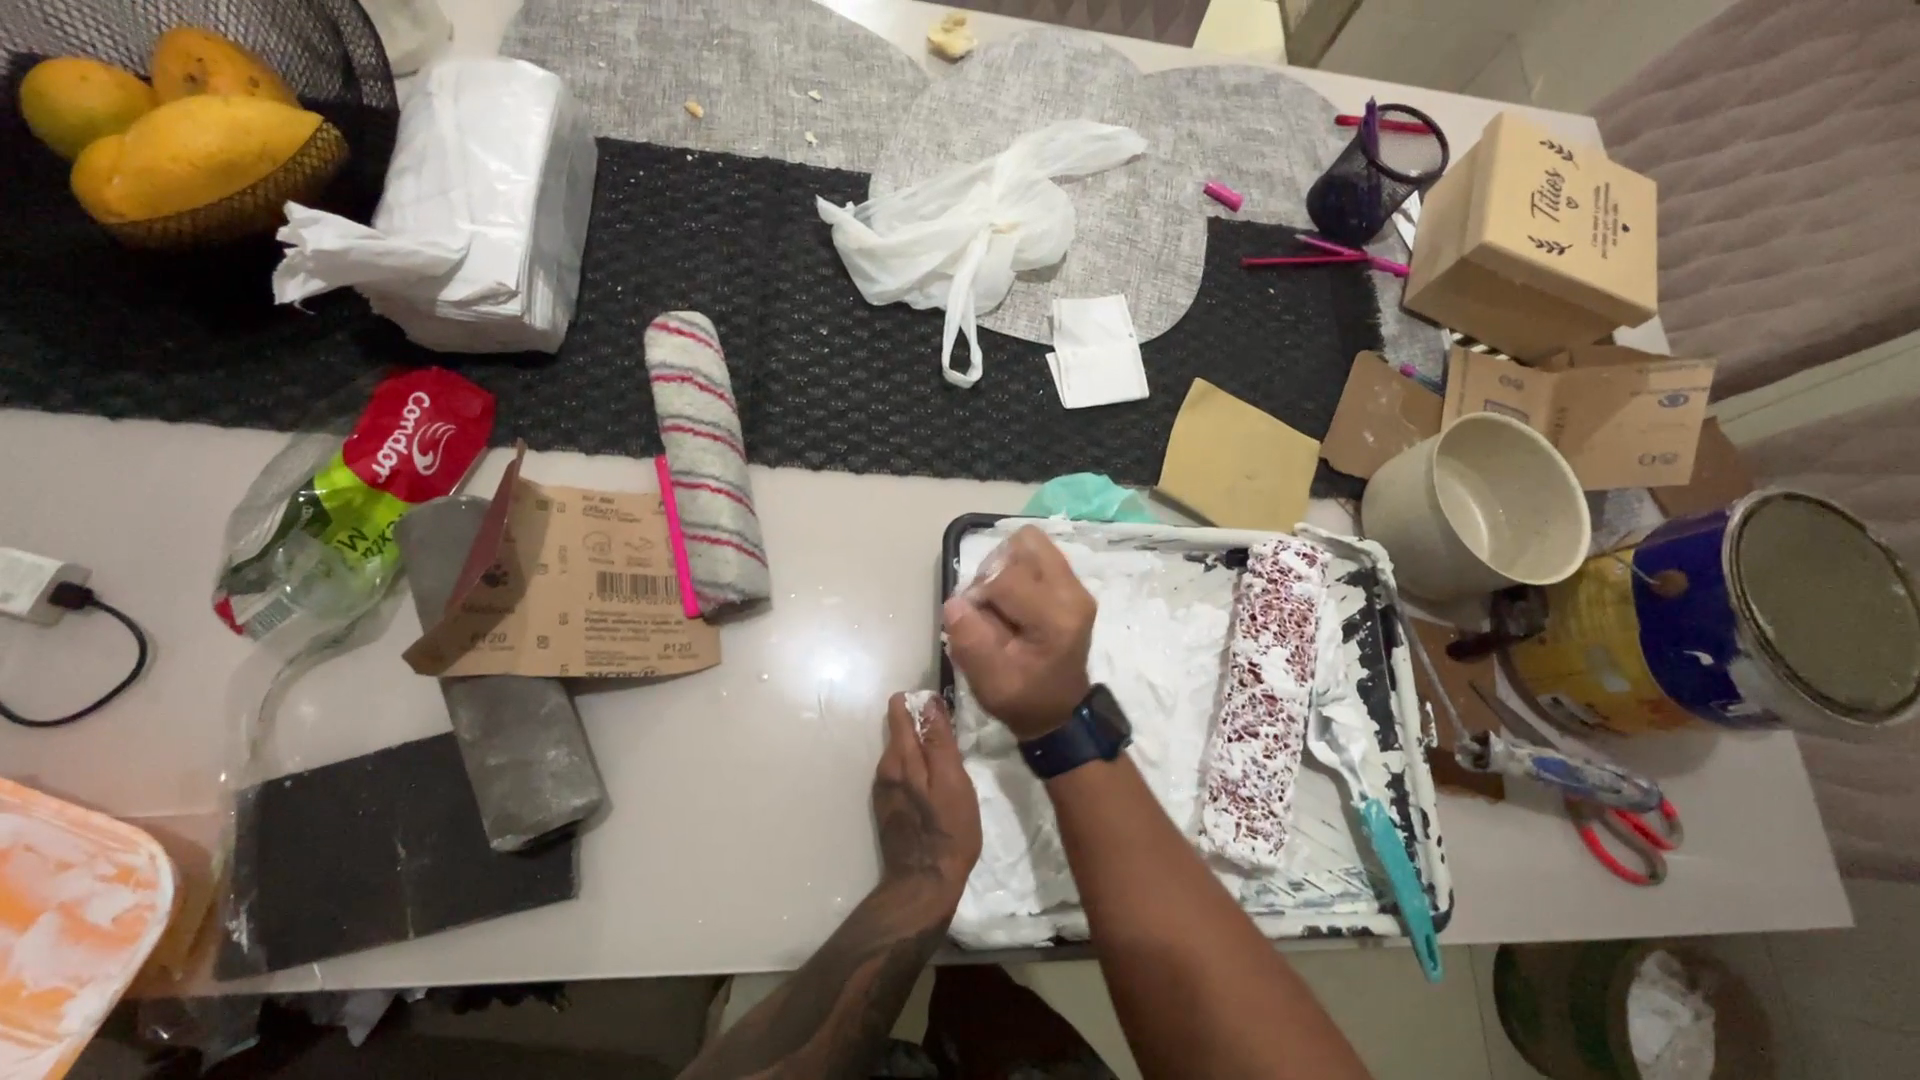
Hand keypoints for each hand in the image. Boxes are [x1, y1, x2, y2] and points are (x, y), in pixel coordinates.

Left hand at [874, 692, 980, 909]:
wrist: (924, 881)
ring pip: (901, 754)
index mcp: (901, 758)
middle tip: (948, 729)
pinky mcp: (888, 808)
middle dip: (919, 724)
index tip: (936, 700)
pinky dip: (915, 769)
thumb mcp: (953, 781)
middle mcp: (886, 768)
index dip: (918, 703)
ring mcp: (884, 790)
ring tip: (945, 754)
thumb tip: (929, 703)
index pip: (901, 713)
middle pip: (900, 733)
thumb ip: (939, 741)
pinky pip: (901, 774)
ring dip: (918, 748)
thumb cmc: (948, 829)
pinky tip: (933, 781)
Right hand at [942, 525, 1096, 740]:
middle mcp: (1073, 593)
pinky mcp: (1071, 583)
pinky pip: (1038, 553)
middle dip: (993, 571)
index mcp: (1057, 618)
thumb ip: (970, 642)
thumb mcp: (990, 683)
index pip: (1006, 579)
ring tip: (996, 600)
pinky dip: (1016, 568)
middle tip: (985, 605)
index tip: (973, 619)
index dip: (979, 594)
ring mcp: (1076, 585)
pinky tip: (1010, 599)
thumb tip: (955, 603)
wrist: (1058, 710)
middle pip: (1023, 546)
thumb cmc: (1023, 699)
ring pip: (1031, 543)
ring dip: (1004, 565)